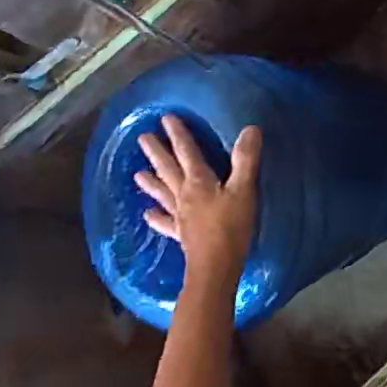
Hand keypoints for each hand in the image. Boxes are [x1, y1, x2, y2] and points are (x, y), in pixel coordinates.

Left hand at [134, 116, 262, 285]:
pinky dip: (157, 218)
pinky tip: (148, 215)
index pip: (187, 152)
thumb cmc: (231, 227)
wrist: (215, 268)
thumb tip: (250, 128)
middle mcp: (185, 195)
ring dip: (151, 182)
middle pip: (169, 169)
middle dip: (157, 152)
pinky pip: (166, 223)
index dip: (178, 134)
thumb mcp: (244, 190)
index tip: (166, 118)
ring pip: (163, 194)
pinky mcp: (182, 235)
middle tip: (143, 138)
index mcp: (199, 182)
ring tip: (137, 173)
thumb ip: (246, 160)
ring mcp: (181, 216)